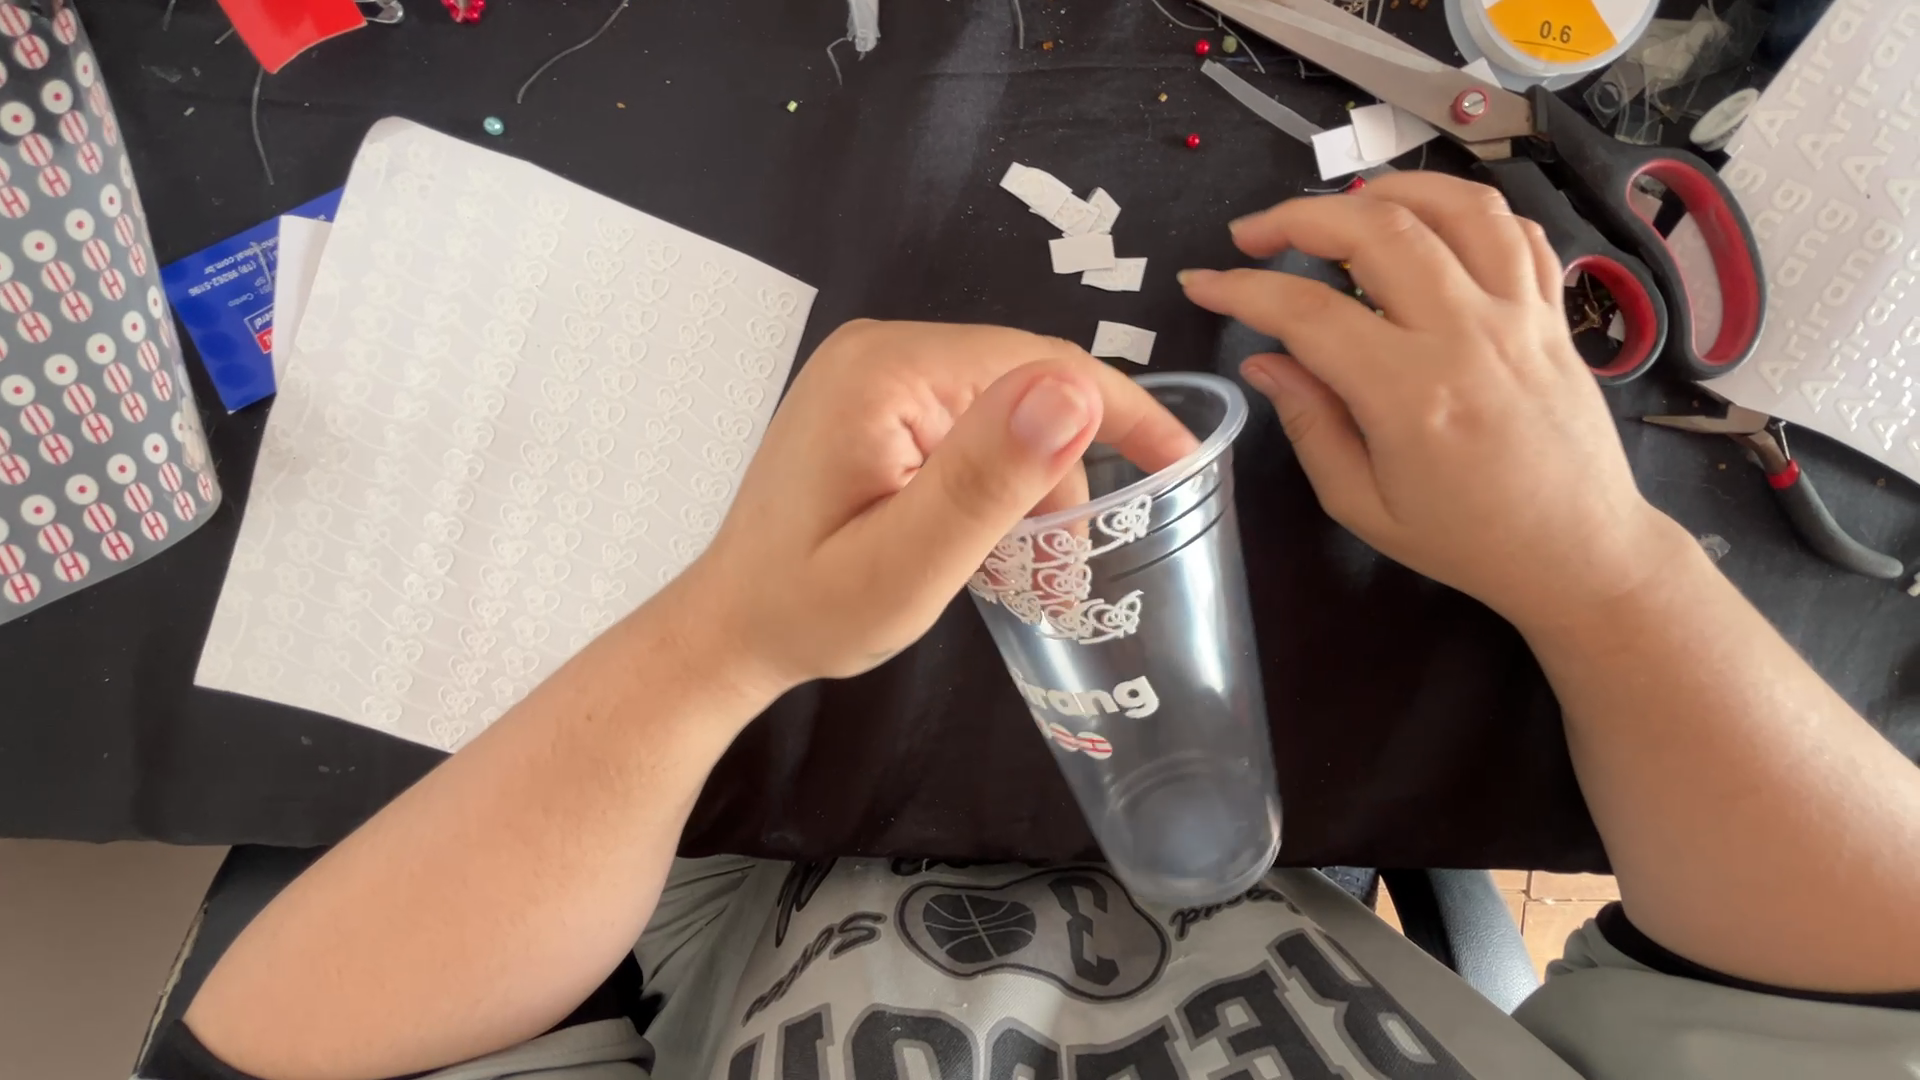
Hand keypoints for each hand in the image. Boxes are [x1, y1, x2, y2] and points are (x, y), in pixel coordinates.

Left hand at [686, 320, 1196, 690]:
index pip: (1038, 365)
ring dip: (1030, 483)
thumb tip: (1075, 391)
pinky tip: (991, 537)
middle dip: (1067, 467)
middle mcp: (880, 351)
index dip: (1119, 412)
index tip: (1178, 464)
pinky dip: (995, 478)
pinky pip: (964, 425)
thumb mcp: (906, 564)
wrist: (732, 627)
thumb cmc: (810, 611)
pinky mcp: (873, 407)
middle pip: (1020, 384)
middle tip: (1073, 560)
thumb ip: (985, 480)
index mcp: (888, 372)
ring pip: (998, 409)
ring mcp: (872, 376)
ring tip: (1034, 568)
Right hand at [1181, 172, 1682, 629]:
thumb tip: (1262, 360)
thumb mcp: (1357, 502)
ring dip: (1382, 191)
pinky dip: (1458, 210)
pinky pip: (1512, 230)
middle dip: (1299, 217)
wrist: (1577, 551)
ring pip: (1454, 207)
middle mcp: (1466, 335)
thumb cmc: (1457, 538)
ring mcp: (1519, 314)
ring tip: (1336, 209)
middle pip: (1377, 231)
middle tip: (1251, 235)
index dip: (1241, 290)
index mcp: (1408, 394)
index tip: (1200, 284)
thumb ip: (1308, 423)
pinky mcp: (1551, 312)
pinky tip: (1421, 227)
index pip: (1307, 313)